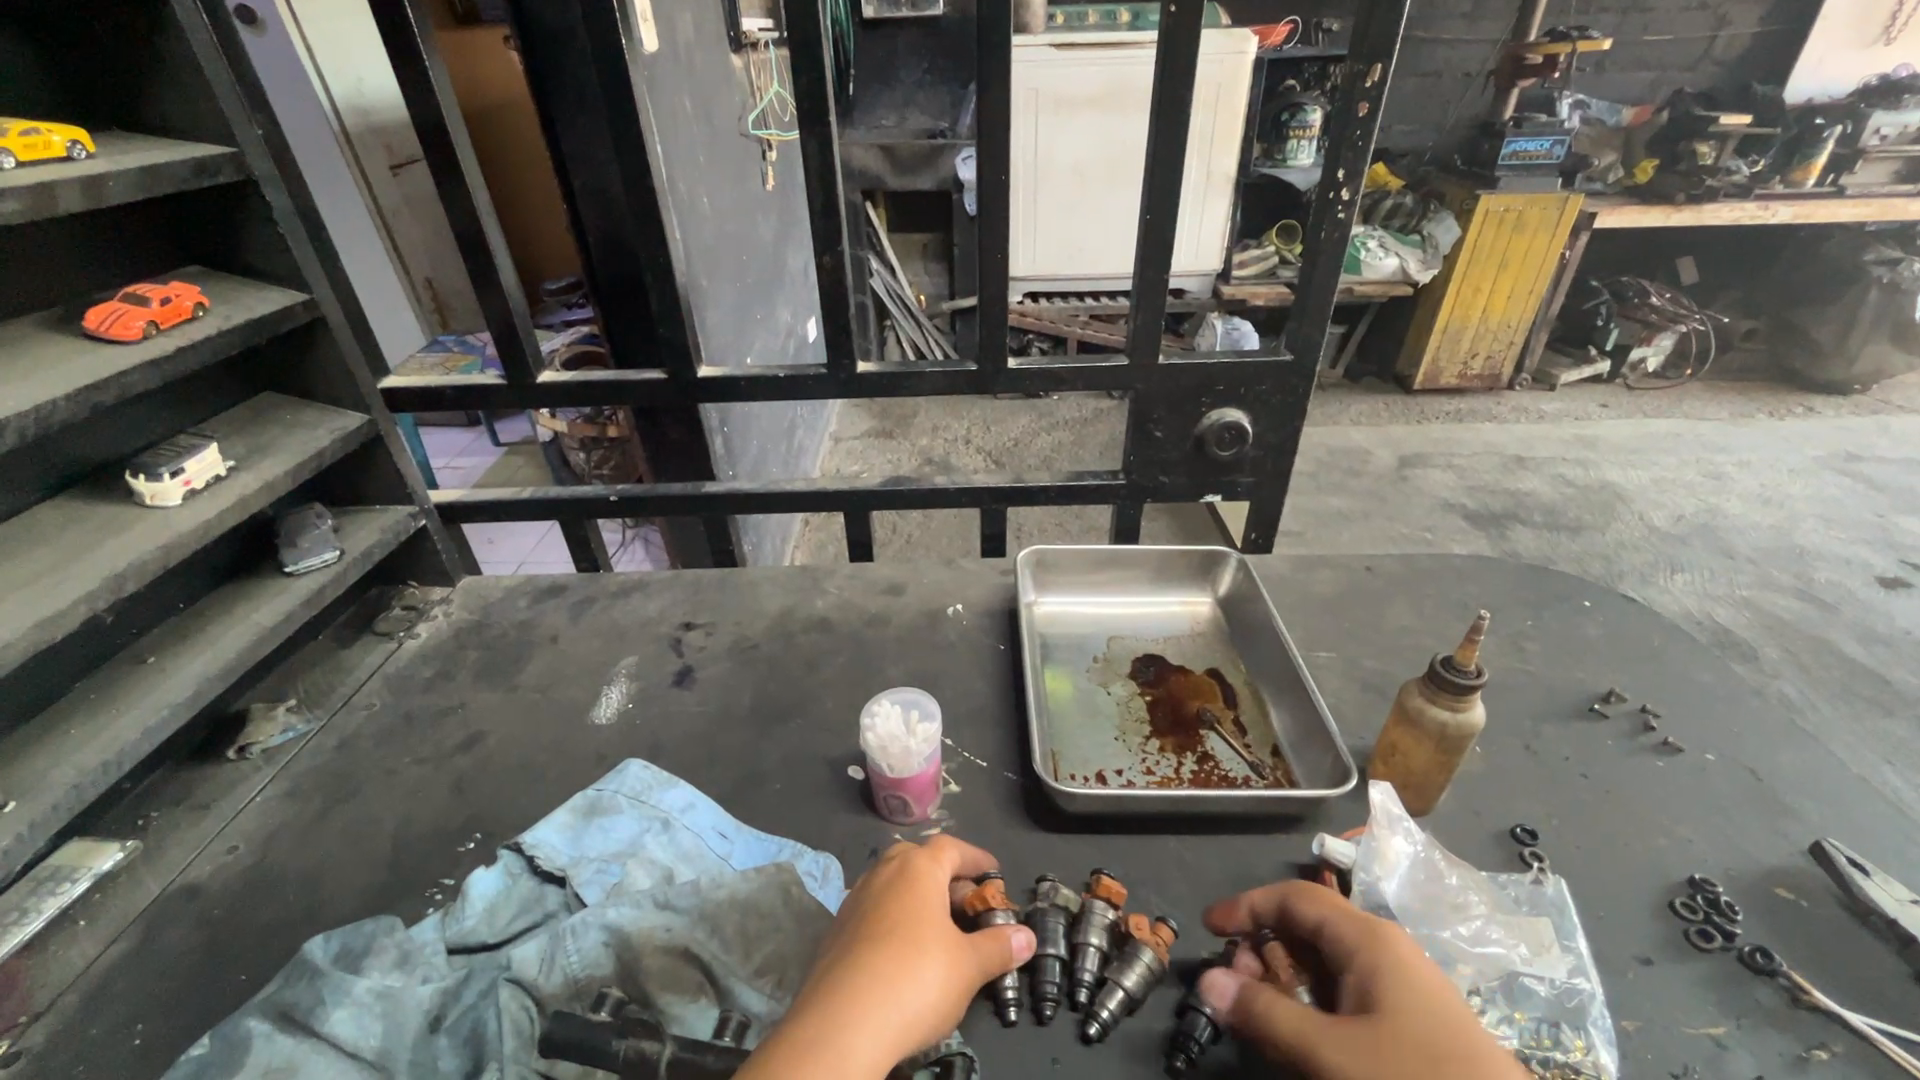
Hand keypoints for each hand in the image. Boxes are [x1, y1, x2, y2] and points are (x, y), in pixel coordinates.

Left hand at [739, 836, 1035, 1079]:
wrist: (840, 1026)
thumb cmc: (915, 980)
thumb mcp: (969, 966)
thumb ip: (999, 947)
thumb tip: (1028, 937)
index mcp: (917, 869)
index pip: (951, 847)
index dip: (976, 858)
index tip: (993, 872)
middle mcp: (882, 874)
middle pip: (917, 860)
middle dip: (943, 876)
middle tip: (966, 903)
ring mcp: (854, 902)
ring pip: (891, 886)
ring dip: (916, 899)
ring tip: (939, 930)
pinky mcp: (835, 934)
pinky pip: (873, 913)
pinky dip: (894, 922)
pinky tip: (905, 953)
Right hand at [1199, 881, 1528, 1079]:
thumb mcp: (1332, 1054)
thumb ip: (1265, 1015)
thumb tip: (1206, 980)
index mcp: (1367, 938)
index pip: (1293, 897)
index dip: (1247, 907)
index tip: (1209, 931)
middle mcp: (1383, 949)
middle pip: (1307, 928)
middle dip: (1265, 952)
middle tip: (1239, 991)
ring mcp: (1400, 985)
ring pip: (1326, 964)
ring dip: (1287, 984)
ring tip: (1268, 1020)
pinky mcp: (1410, 1021)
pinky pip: (1347, 994)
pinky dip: (1315, 1006)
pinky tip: (1307, 1040)